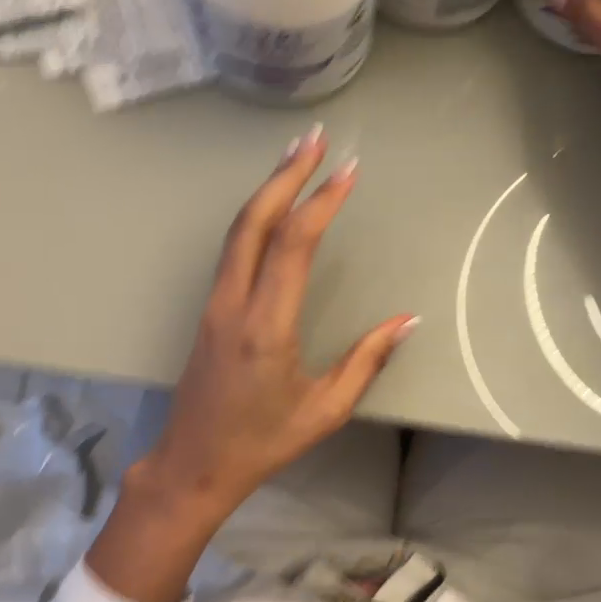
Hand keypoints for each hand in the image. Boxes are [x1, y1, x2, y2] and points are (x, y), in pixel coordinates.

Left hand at [144, 126, 418, 519]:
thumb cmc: (264, 442)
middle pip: (255, 221)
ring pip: (237, 230)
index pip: (293, 246)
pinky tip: (273, 205)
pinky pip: (232, 248)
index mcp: (267, 327)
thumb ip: (366, 362)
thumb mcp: (327, 410)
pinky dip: (255, 216)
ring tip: (296, 157)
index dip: (321, 203)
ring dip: (267, 189)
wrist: (194, 463)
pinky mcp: (210, 309)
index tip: (348, 172)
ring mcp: (215, 303)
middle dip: (286, 175)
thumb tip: (406, 321)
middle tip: (315, 138)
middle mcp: (235, 304)